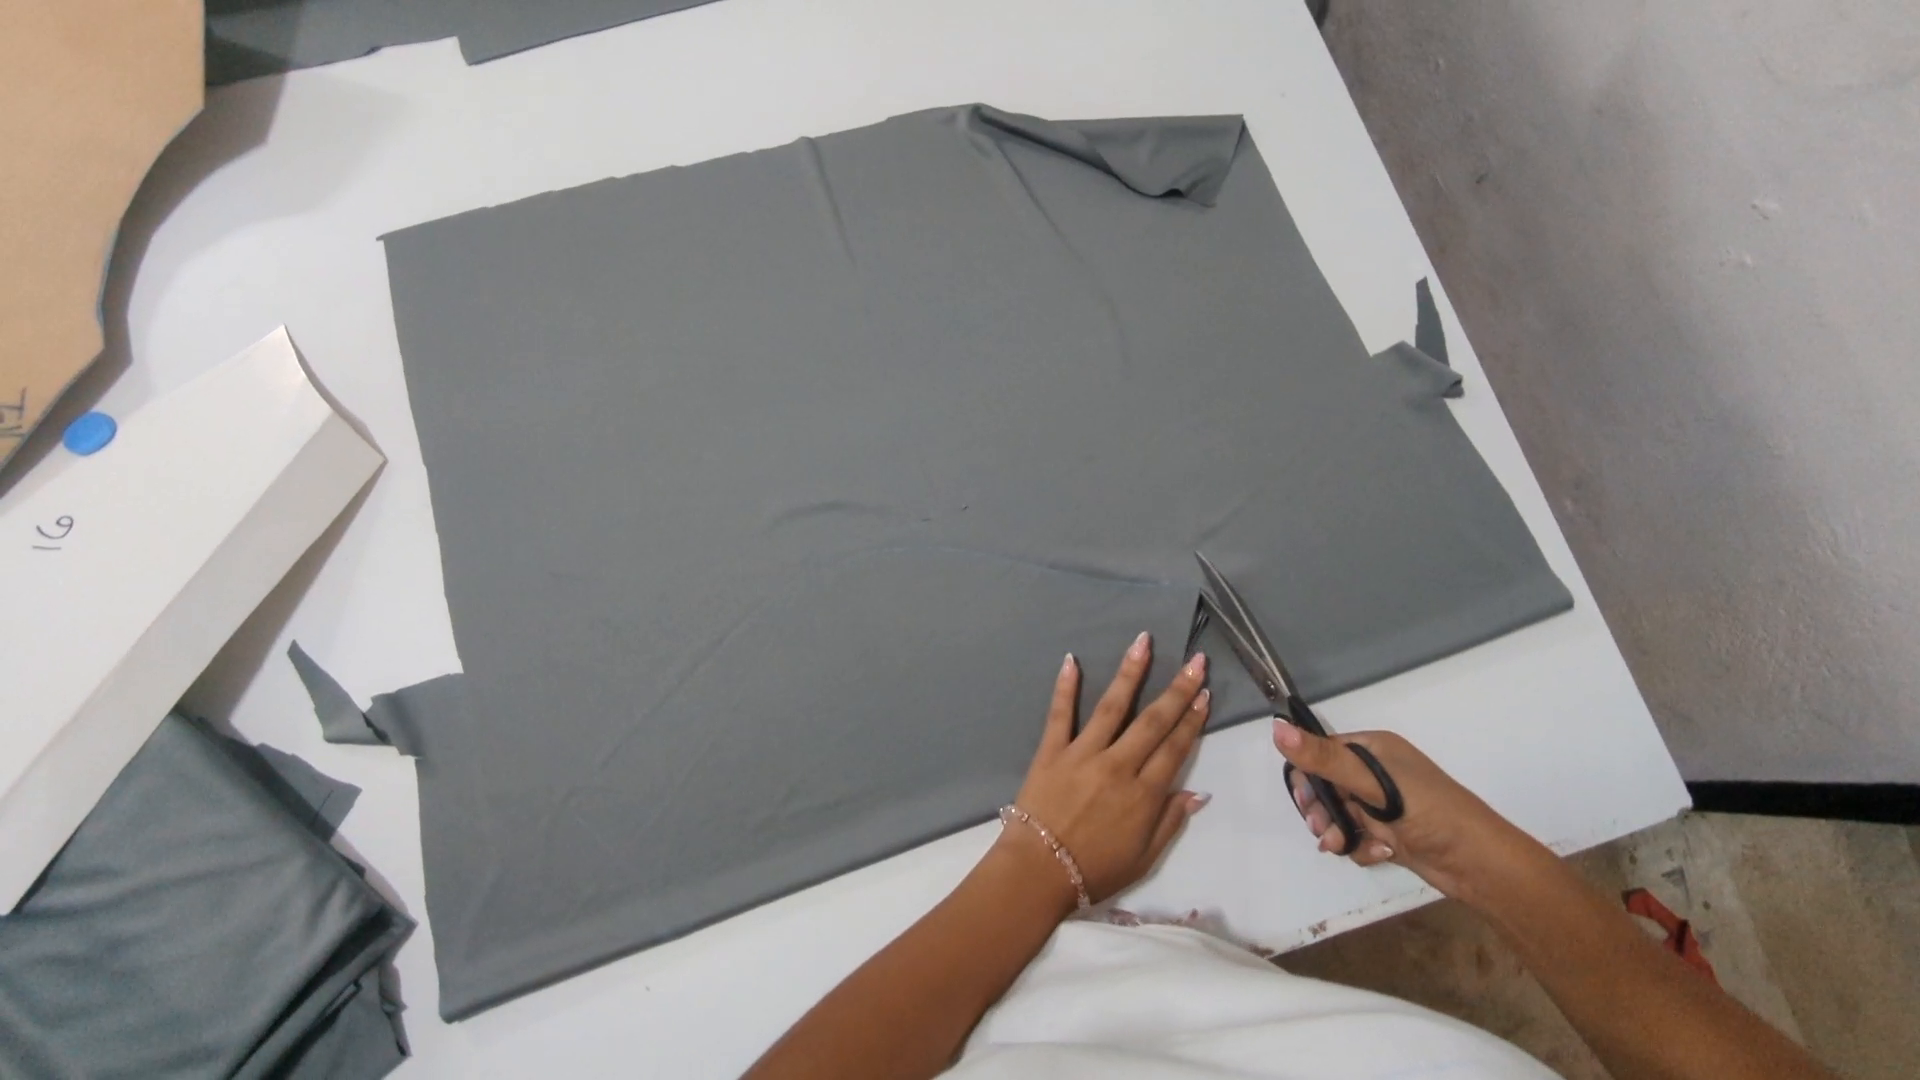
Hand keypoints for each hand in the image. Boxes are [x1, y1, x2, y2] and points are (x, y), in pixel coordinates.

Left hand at [1002, 632, 1212, 907]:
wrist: (1037, 873)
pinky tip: (1072, 660)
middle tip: (1195, 661)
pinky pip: (1060, 714)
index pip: (1175, 748)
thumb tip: (1199, 792)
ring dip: (1130, 672)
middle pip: (1153, 721)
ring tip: (1143, 641)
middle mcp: (1117, 766)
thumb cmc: (1093, 872)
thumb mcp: (1143, 858)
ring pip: (1112, 706)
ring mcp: (1082, 754)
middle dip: (1178, 689)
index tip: (1205, 694)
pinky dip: (1065, 686)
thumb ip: (1170, 822)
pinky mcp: (1051, 751)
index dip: (1192, 720)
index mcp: (1143, 794)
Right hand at [1273, 723, 1532, 901]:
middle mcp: (1374, 773)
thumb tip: (1276, 728)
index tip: (1307, 801)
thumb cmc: (1429, 812)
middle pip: (1325, 787)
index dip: (1307, 776)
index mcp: (1373, 749)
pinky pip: (1355, 836)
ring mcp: (1381, 804)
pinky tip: (1379, 853)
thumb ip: (1323, 758)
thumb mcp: (1372, 783)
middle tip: (1322, 829)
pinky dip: (1360, 846)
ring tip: (1344, 846)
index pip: (1321, 753)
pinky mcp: (1388, 832)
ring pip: (1337, 815)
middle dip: (1321, 810)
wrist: (1479, 865)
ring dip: (1337, 831)